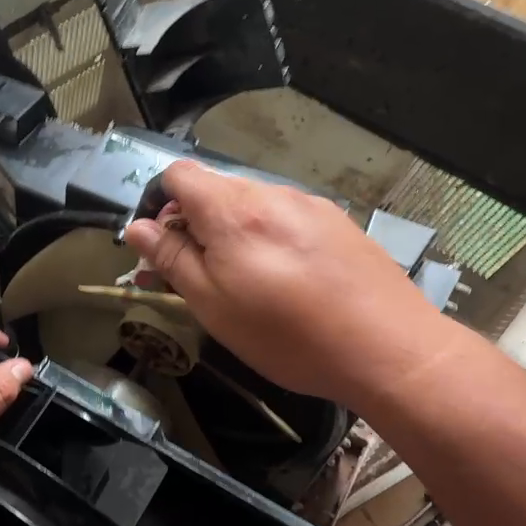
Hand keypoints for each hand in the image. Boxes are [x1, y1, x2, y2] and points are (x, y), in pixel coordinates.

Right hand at [123, 161, 461, 408]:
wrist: (389, 350)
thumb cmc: (286, 334)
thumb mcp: (211, 304)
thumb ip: (171, 259)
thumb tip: (137, 227)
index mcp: (233, 210)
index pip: (179, 174)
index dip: (160, 203)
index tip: (164, 245)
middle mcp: (271, 194)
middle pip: (215, 190)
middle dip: (196, 224)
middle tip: (198, 276)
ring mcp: (310, 206)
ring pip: (251, 206)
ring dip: (233, 234)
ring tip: (246, 284)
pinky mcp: (339, 223)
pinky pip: (285, 219)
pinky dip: (269, 240)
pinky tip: (287, 282)